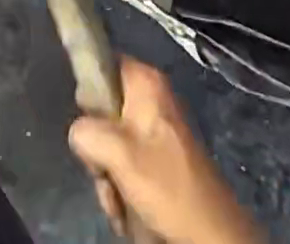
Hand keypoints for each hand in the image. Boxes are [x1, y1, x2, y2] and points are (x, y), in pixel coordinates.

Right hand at [69, 58, 263, 243]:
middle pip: (104, 110)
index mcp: (146, 83)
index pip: (104, 63)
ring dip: (107, 173)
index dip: (89, 91)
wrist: (211, 231)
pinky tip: (127, 206)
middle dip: (98, 148)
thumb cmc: (166, 183)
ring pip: (111, 142)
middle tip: (104, 169)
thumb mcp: (119, 153)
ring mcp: (156, 128)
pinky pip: (126, 162)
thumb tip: (78, 132)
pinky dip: (122, 184)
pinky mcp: (159, 157)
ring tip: (119, 196)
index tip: (86, 121)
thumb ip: (87, 132)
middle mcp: (151, 98)